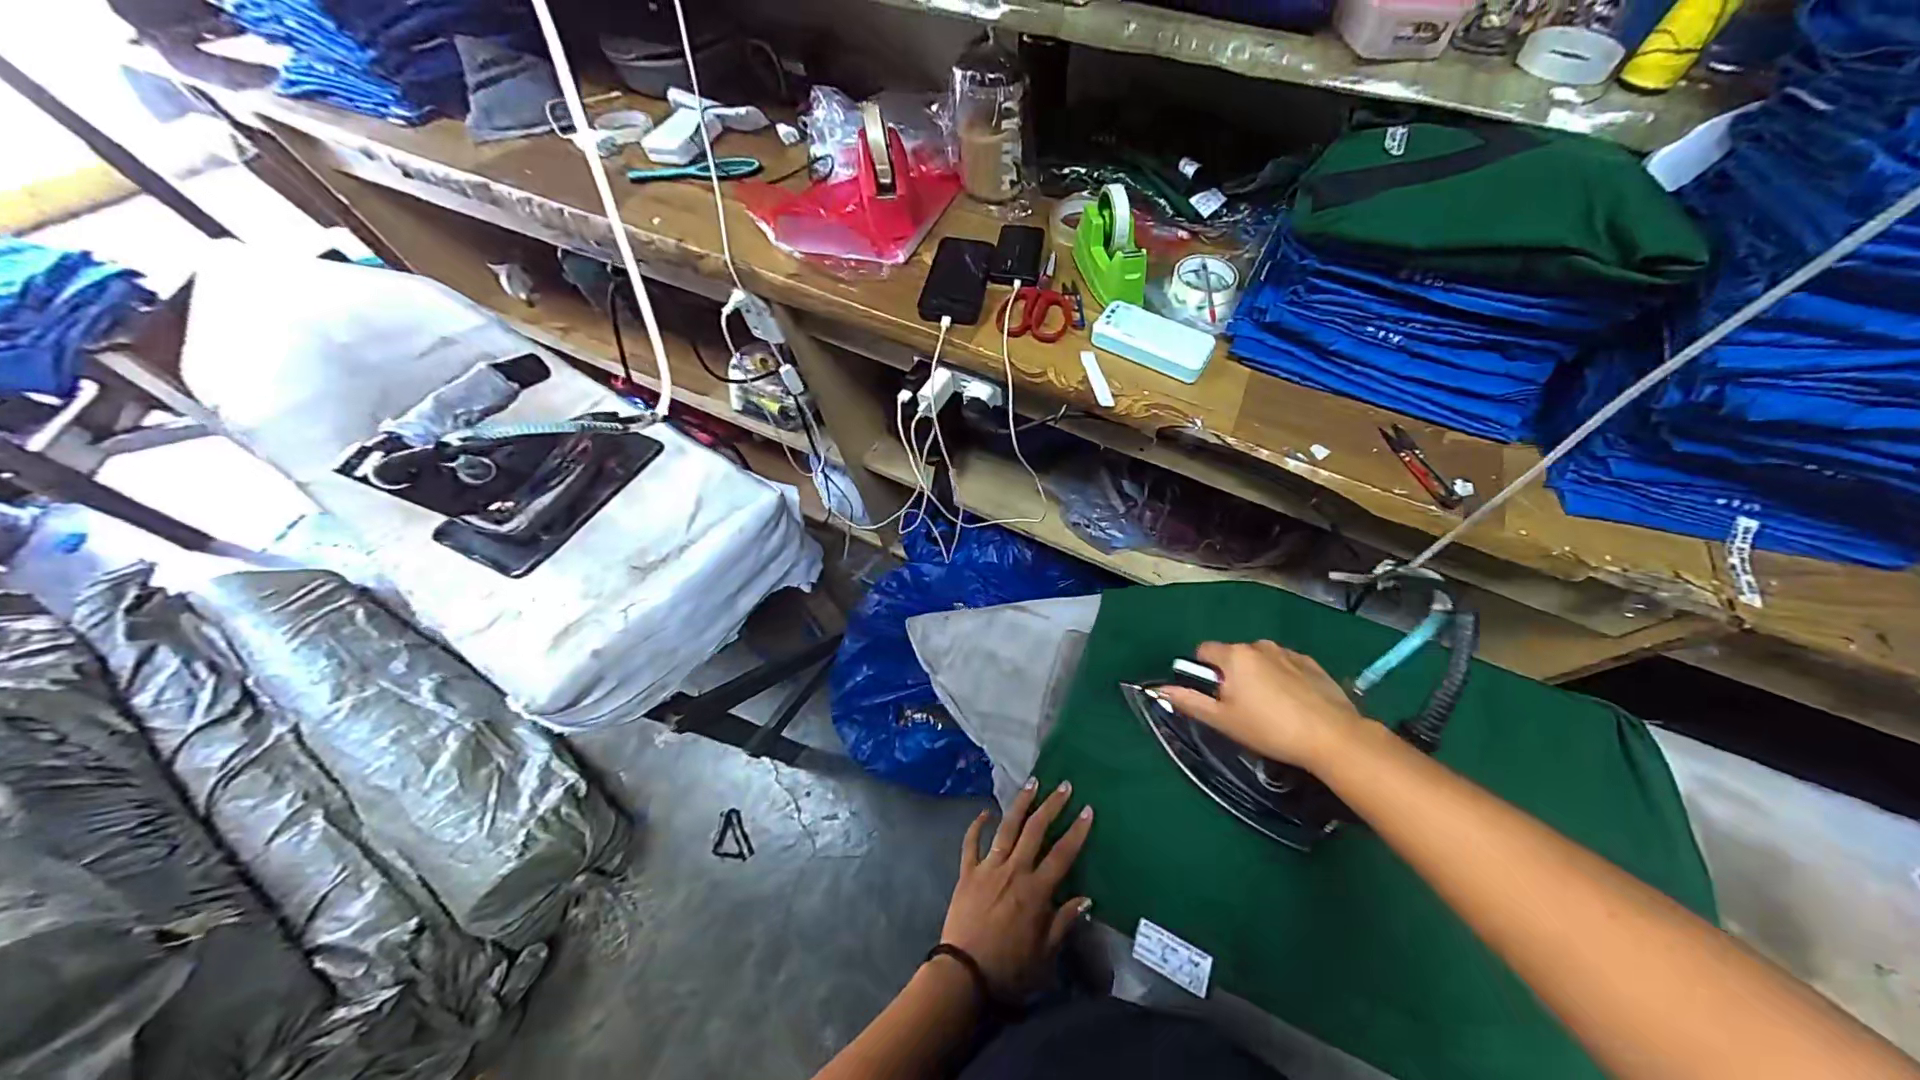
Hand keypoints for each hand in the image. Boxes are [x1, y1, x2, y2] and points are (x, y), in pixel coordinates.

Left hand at [940, 777, 1093, 998]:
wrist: (964, 972)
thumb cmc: (1009, 967)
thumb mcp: (1045, 953)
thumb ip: (1063, 921)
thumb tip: (1085, 898)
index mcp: (1036, 890)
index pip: (1062, 854)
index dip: (1076, 830)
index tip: (1087, 809)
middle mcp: (1014, 870)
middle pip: (1035, 830)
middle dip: (1051, 805)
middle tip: (1063, 786)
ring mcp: (988, 868)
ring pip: (1007, 828)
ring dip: (1020, 804)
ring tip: (1031, 783)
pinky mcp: (967, 873)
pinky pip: (971, 843)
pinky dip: (977, 826)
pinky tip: (984, 812)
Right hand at [1159, 640, 1366, 770]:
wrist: (1333, 737)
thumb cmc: (1269, 729)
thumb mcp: (1223, 720)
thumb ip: (1190, 701)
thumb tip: (1161, 689)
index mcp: (1234, 656)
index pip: (1203, 651)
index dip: (1203, 673)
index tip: (1215, 698)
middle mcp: (1259, 646)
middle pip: (1232, 656)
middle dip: (1232, 676)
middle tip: (1242, 709)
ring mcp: (1288, 652)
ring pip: (1260, 660)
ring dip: (1257, 676)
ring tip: (1271, 709)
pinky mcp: (1312, 663)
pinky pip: (1285, 666)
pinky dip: (1282, 679)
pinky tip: (1293, 705)